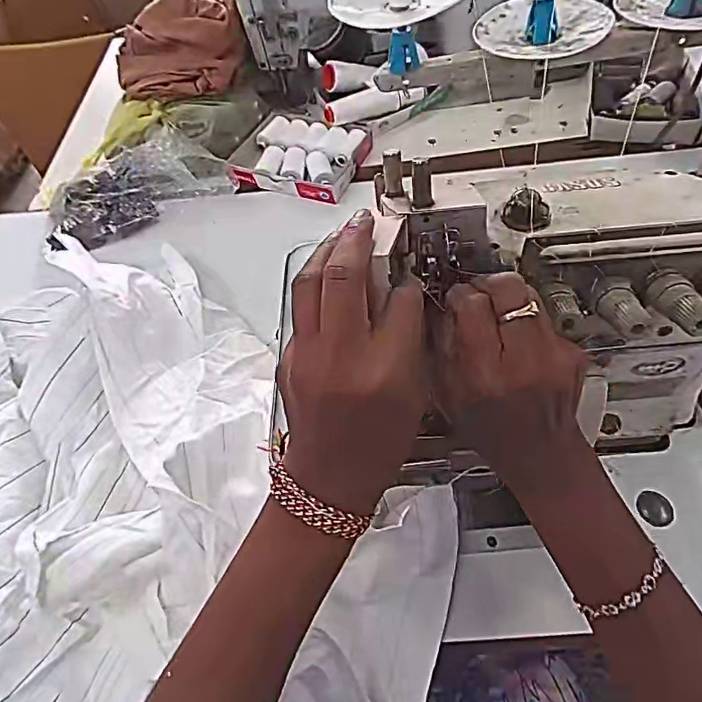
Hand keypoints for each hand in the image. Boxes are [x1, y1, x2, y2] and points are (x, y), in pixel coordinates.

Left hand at [279, 209, 426, 515]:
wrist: (328, 479)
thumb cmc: (378, 444)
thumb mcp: (412, 394)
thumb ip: (408, 341)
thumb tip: (401, 297)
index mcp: (383, 370)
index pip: (399, 303)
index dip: (405, 281)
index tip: (406, 270)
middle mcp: (341, 357)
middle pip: (345, 278)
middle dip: (358, 241)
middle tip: (366, 222)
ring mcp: (307, 355)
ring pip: (311, 284)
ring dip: (327, 251)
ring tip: (343, 234)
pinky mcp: (288, 358)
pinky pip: (301, 308)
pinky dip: (315, 282)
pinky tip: (328, 276)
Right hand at [438, 273, 596, 497]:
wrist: (541, 452)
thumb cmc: (495, 431)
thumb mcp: (451, 397)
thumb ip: (444, 347)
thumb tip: (444, 306)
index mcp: (486, 374)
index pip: (472, 304)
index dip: (461, 294)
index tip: (457, 297)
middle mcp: (524, 361)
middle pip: (508, 288)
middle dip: (489, 284)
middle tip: (480, 294)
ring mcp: (554, 355)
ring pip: (530, 296)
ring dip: (510, 299)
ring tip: (499, 318)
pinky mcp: (572, 353)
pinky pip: (545, 318)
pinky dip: (529, 323)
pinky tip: (521, 342)